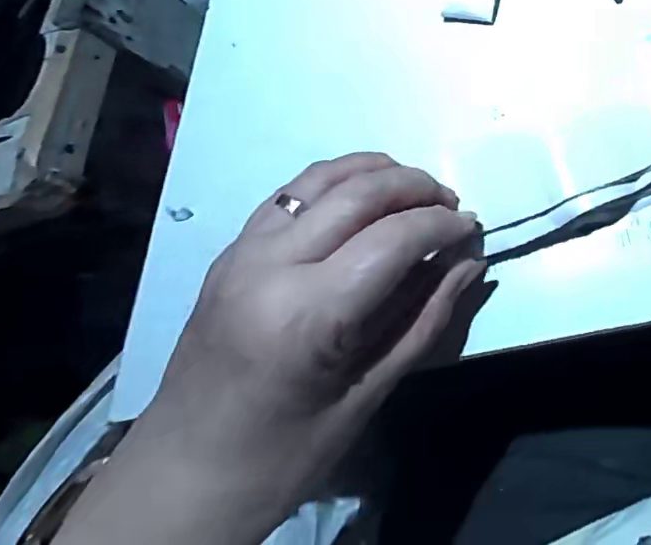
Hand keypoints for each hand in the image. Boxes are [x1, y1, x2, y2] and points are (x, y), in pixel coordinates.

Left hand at [57, 153, 485, 544]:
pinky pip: (294, 191)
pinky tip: (365, 195)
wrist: (179, 479)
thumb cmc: (285, 451)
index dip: (444, 225)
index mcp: (307, 315)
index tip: (471, 229)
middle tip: (451, 206)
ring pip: (326, 177)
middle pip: (363, 192)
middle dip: (420, 188)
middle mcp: (271, 267)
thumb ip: (428, 316)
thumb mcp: (370, 393)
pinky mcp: (231, 249)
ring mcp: (243, 251)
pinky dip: (340, 179)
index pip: (396, 238)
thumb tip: (470, 260)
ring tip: (415, 192)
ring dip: (382, 172)